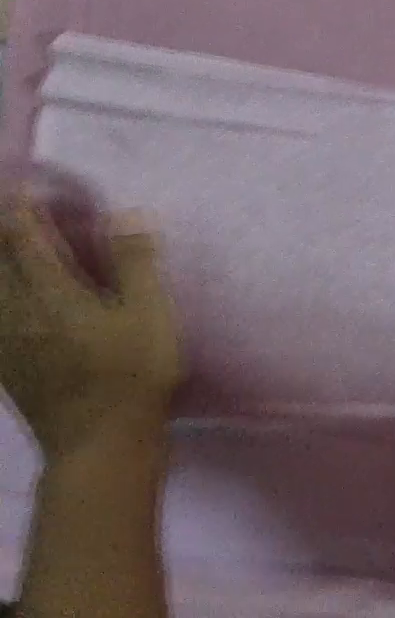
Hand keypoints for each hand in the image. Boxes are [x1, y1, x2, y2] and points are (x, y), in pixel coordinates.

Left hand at [0, 201, 181, 461]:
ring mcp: (3, 343)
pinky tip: (4, 300)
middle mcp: (14, 315)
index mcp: (51, 298)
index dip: (21, 214)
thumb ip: (134, 264)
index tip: (18, 186)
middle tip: (4, 209)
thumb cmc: (135, 370)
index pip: (28, 244)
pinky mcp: (3, 363)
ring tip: (1, 248)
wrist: (99, 438)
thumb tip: (127, 213)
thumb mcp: (150, 313)